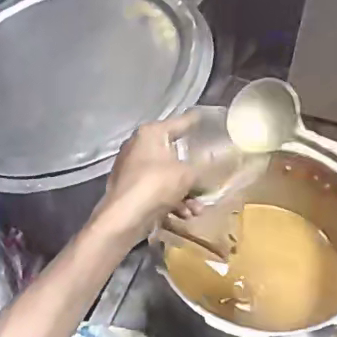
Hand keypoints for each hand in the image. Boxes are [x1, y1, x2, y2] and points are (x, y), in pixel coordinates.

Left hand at [89, 120, 198, 245]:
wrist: (124, 217)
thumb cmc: (157, 184)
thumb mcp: (188, 175)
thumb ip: (203, 169)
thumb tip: (212, 167)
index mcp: (151, 133)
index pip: (180, 123)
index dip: (195, 122)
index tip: (206, 119)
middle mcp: (139, 146)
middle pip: (174, 154)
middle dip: (193, 173)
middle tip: (208, 178)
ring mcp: (132, 169)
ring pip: (167, 177)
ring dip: (185, 194)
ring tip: (197, 210)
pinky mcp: (130, 190)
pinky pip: (157, 191)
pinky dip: (171, 202)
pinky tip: (183, 216)